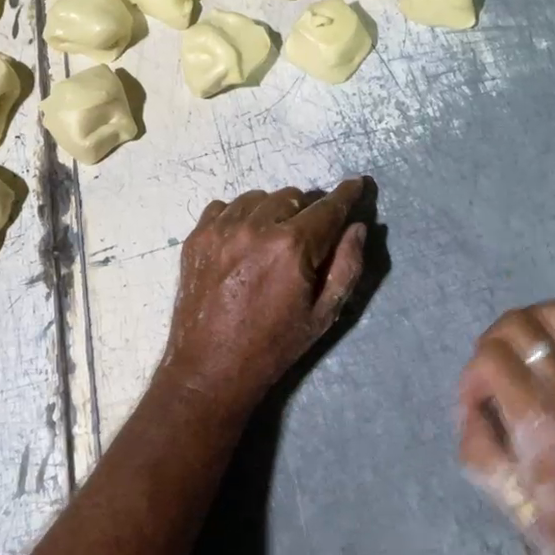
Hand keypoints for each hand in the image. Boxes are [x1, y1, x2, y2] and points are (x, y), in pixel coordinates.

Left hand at [158, 178, 369, 410]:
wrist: (209, 371)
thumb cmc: (273, 347)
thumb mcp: (323, 315)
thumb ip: (347, 266)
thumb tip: (356, 227)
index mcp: (292, 246)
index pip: (327, 208)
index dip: (346, 194)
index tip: (356, 183)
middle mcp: (256, 228)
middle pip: (292, 196)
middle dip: (305, 212)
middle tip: (304, 240)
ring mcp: (222, 229)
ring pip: (259, 198)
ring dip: (272, 212)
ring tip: (270, 242)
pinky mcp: (197, 236)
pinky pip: (225, 207)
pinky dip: (239, 217)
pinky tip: (241, 243)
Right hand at [457, 302, 554, 554]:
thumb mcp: (514, 502)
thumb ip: (480, 452)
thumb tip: (470, 410)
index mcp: (535, 414)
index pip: (490, 354)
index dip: (472, 373)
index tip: (475, 400)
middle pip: (519, 321)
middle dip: (494, 338)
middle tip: (493, 367)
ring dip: (533, 320)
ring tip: (525, 344)